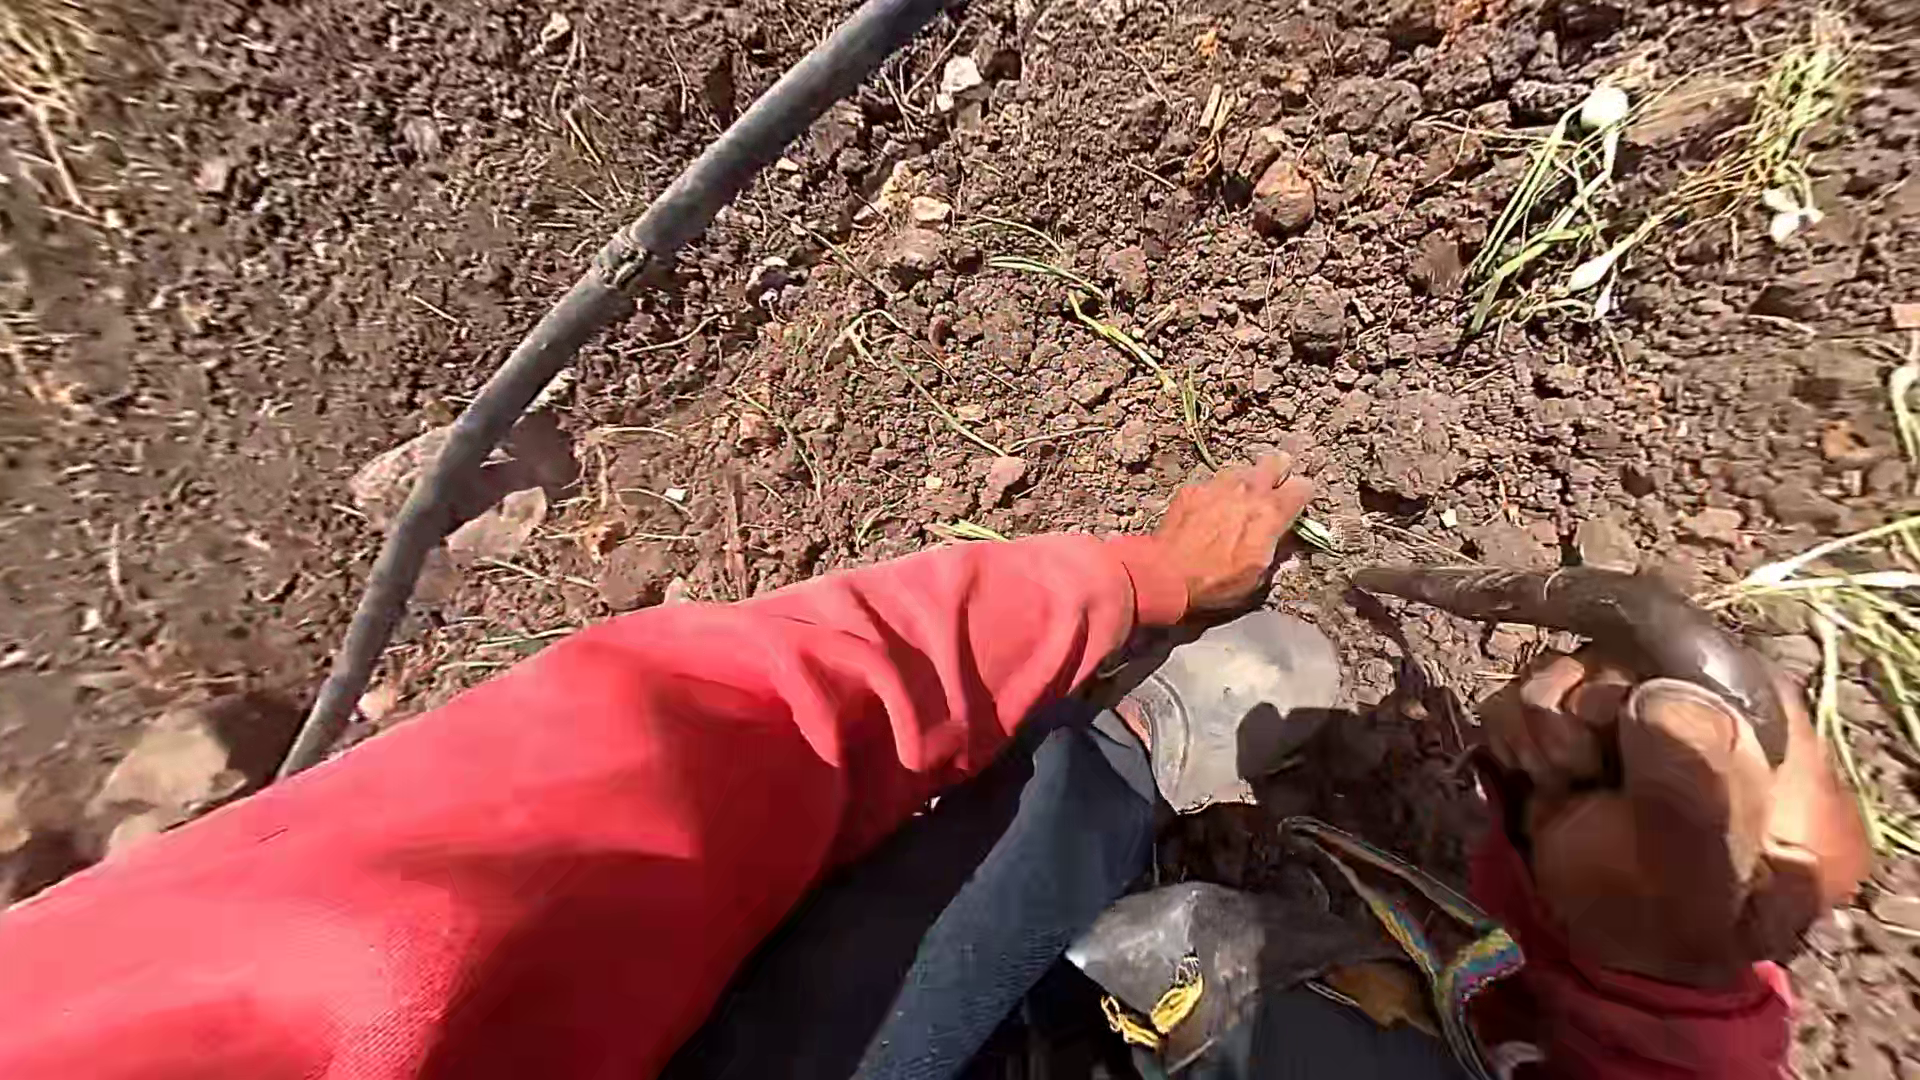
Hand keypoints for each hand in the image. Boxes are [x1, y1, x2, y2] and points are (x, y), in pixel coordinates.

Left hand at [1149, 454, 1312, 611]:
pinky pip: (1211, 482)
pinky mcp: (1191, 490)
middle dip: (1278, 471)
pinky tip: (1209, 507)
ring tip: (1239, 497)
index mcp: (1269, 513)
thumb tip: (1284, 536)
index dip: (1302, 494)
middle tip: (1273, 485)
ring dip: (1244, 480)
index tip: (1297, 503)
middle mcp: (1246, 491)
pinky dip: (1215, 491)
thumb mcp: (1257, 576)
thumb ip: (1276, 547)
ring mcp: (1216, 486)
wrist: (1165, 574)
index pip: (1302, 487)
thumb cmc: (1214, 582)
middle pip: (1274, 463)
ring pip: (1241, 469)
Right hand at [1483, 650, 1869, 985]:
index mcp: (1769, 760)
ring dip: (1533, 727)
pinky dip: (1508, 730)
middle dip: (1573, 713)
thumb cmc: (1652, 917)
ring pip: (1556, 672)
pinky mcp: (1562, 728)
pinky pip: (1516, 695)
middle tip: (1576, 771)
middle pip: (1617, 662)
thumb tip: (1665, 694)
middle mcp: (1696, 727)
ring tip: (1552, 780)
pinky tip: (1528, 771)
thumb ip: (1687, 788)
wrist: (1578, 934)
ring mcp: (1622, 725)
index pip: (1718, 672)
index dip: (1654, 680)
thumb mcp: (1685, 870)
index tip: (1617, 725)